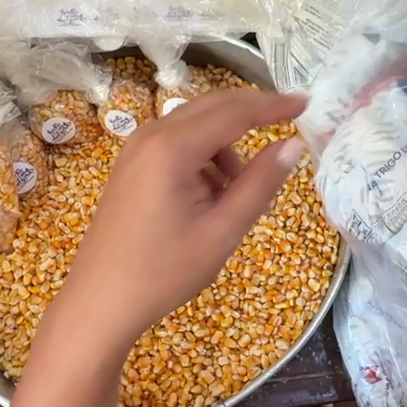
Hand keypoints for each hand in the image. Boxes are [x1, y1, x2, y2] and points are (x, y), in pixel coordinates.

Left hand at [52, 89, 308, 345]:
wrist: (99, 302)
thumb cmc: (164, 272)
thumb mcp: (223, 230)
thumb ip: (260, 183)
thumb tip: (294, 145)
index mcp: (173, 148)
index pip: (235, 111)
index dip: (273, 106)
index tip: (306, 103)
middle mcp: (151, 136)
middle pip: (213, 106)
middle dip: (253, 111)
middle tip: (291, 121)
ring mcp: (136, 149)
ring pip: (195, 125)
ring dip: (227, 142)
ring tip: (240, 190)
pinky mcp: (131, 165)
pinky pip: (177, 143)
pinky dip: (204, 155)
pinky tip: (210, 195)